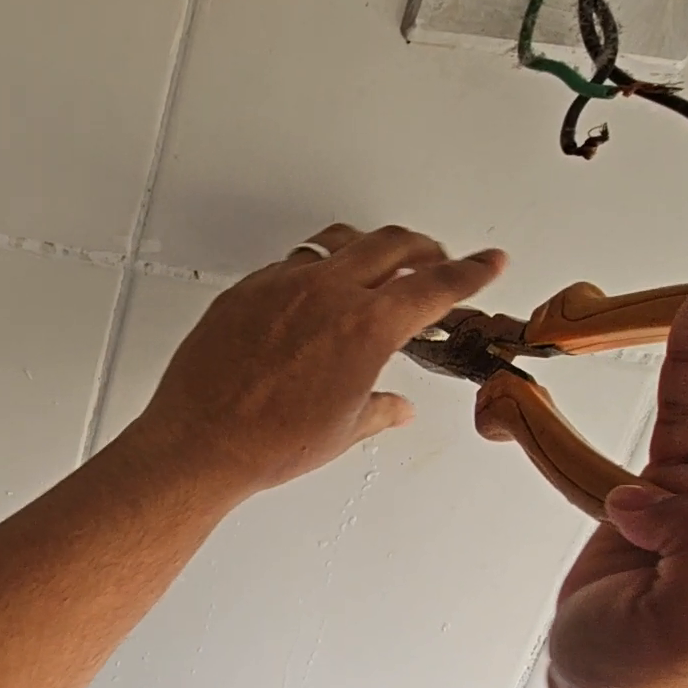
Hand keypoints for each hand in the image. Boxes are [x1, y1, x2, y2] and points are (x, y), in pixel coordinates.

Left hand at [122, 224, 506, 497]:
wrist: (199, 443)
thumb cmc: (266, 443)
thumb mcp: (342, 430)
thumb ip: (378, 408)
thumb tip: (395, 407)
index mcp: (368, 325)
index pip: (438, 284)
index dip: (472, 271)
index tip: (487, 262)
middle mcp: (325, 294)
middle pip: (391, 245)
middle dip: (422, 249)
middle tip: (431, 261)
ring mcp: (278, 287)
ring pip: (335, 243)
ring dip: (364, 247)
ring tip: (371, 264)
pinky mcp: (241, 293)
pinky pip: (285, 265)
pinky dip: (310, 270)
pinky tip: (307, 291)